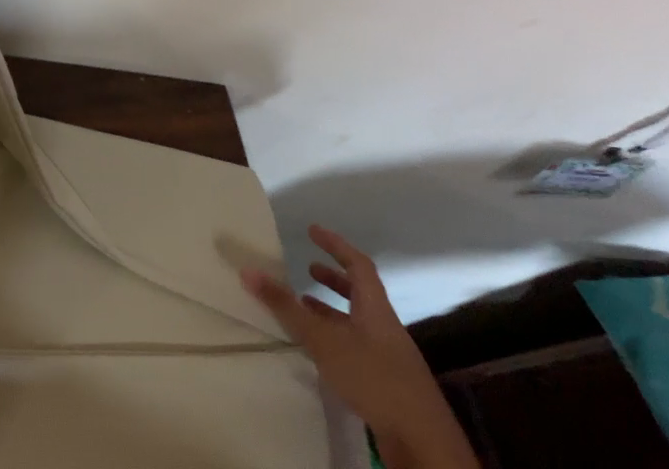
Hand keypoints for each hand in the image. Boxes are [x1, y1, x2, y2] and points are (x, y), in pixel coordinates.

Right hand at [242, 226, 476, 467]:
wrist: (420, 438)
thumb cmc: (373, 377)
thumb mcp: (323, 340)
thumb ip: (285, 307)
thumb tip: (247, 269)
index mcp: (376, 310)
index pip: (359, 266)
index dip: (336, 246)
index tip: (313, 230)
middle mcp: (385, 327)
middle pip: (361, 293)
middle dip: (333, 278)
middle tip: (306, 266)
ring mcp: (387, 354)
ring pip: (356, 320)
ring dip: (330, 308)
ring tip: (303, 304)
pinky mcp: (384, 377)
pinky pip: (355, 343)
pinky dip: (333, 335)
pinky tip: (317, 346)